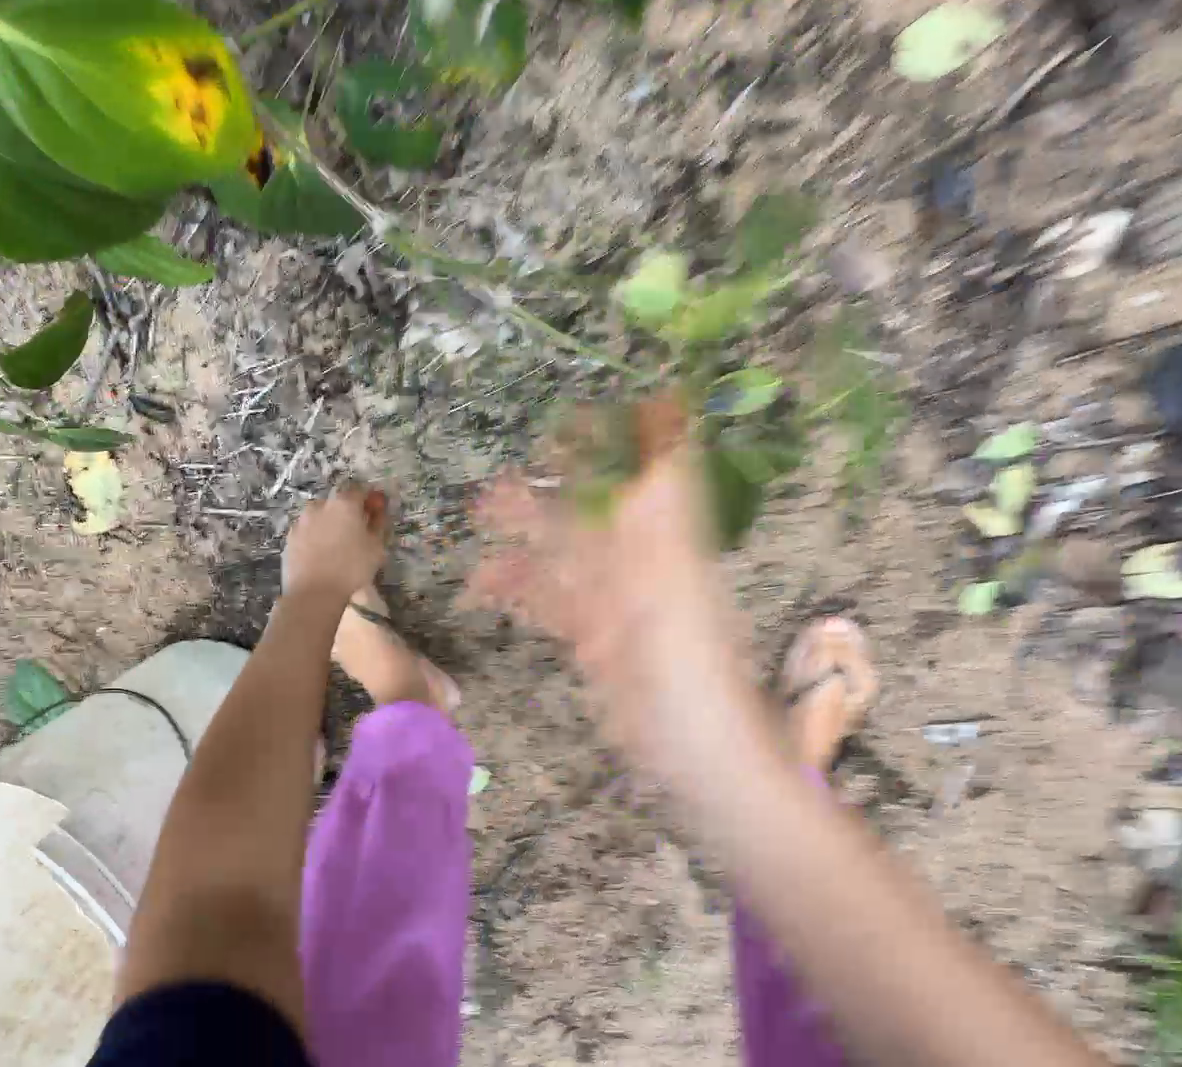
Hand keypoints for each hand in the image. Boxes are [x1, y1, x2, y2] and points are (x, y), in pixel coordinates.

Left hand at [282, 484, 389, 602]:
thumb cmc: (352, 568)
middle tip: (357, 532)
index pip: (360, 491)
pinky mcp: (290, 537)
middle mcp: (321, 505)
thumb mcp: (376, 547)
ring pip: (321, 516)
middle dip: (349, 512)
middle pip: (338, 502)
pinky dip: (316, 536)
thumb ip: (378, 523)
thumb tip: (377, 510)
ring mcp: (302, 520)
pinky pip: (308, 530)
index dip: (370, 500)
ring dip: (331, 523)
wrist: (314, 593)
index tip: (375, 514)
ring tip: (337, 546)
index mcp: (345, 503)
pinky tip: (321, 554)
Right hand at [464, 401, 766, 778]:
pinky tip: (488, 584)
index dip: (609, 446)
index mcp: (667, 544)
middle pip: (588, 516)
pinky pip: (556, 604)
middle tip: (495, 483)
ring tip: (479, 522)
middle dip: (545, 496)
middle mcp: (644, 565)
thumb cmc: (696, 672)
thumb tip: (669, 426)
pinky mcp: (600, 642)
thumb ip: (660, 509)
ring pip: (565, 557)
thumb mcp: (676, 585)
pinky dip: (523, 591)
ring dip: (523, 540)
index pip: (638, 478)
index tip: (566, 421)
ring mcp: (619, 605)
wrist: (702, 759)